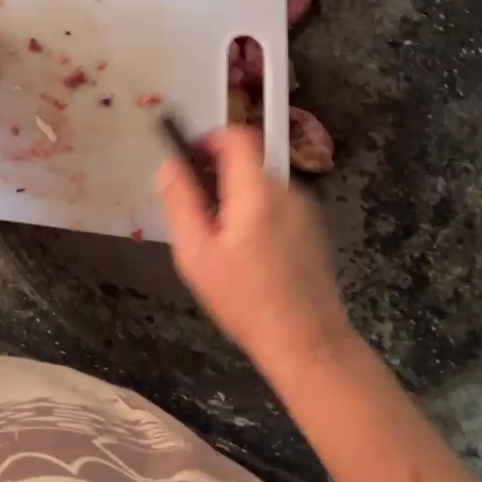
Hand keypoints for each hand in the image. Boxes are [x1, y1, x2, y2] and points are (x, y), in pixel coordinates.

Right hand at [157, 126, 354, 368]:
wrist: (309, 345)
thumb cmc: (246, 300)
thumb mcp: (195, 253)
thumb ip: (179, 202)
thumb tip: (169, 166)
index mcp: (258, 192)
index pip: (238, 137)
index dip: (209, 138)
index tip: (189, 158)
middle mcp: (287, 193)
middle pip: (248, 160)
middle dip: (216, 173)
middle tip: (194, 206)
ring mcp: (304, 212)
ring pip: (260, 183)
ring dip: (234, 194)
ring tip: (216, 235)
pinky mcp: (312, 231)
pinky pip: (275, 203)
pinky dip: (253, 211)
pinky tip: (243, 250)